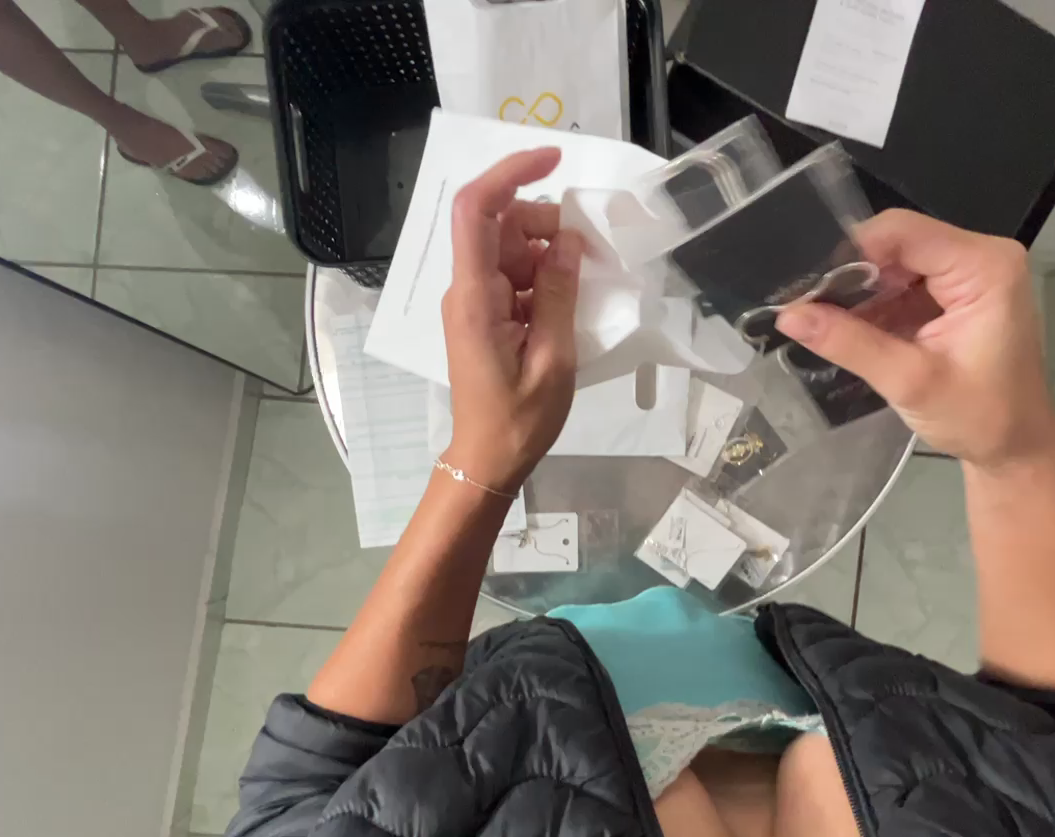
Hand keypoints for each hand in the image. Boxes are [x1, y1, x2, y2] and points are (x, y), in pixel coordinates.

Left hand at [439, 147, 584, 493]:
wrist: (488, 458)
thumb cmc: (520, 419)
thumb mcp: (553, 357)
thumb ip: (560, 293)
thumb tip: (568, 240)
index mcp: (476, 297)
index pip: (476, 209)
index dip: (511, 173)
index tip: (554, 160)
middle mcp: (467, 290)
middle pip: (500, 225)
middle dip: (545, 225)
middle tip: (587, 257)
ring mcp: (473, 303)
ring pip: (509, 250)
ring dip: (547, 255)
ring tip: (581, 288)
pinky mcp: (484, 317)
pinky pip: (513, 279)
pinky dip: (542, 280)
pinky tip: (566, 306)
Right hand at [774, 210, 1054, 469]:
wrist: (1013, 446)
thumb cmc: (977, 416)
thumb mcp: (908, 381)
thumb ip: (849, 343)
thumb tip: (789, 317)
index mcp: (983, 266)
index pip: (903, 233)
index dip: (849, 252)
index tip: (805, 285)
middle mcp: (979, 257)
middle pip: (898, 244)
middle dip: (850, 274)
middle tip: (804, 306)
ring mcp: (967, 275)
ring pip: (895, 264)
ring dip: (857, 292)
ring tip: (816, 318)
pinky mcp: (954, 296)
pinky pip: (903, 286)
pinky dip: (873, 306)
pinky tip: (845, 328)